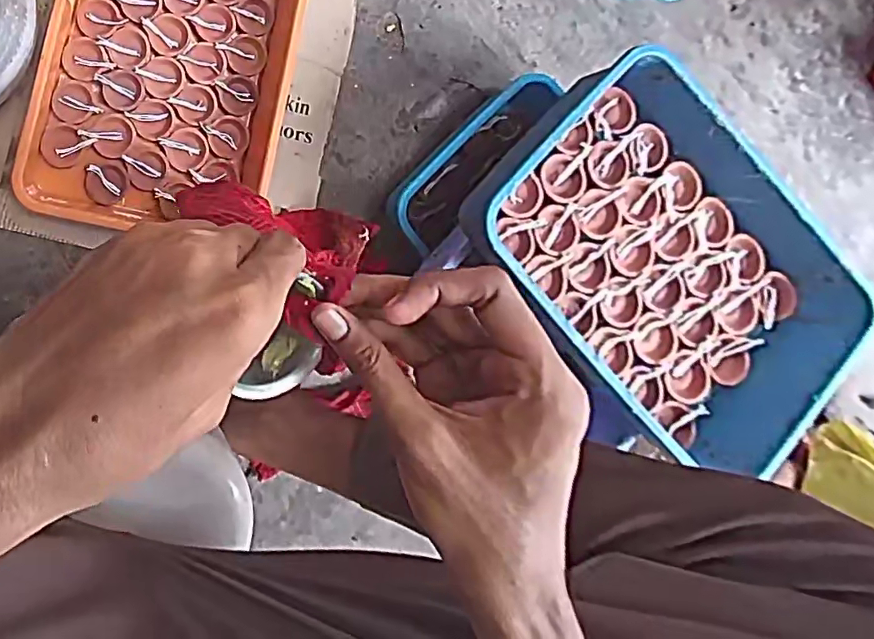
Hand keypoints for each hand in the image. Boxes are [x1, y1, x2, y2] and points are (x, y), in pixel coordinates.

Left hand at [0, 220, 304, 507]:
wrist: (28, 415)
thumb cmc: (112, 434)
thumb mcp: (205, 410)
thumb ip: (235, 350)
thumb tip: (235, 328)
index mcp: (239, 307)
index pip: (285, 252)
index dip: (282, 270)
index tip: (272, 286)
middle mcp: (200, 260)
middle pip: (245, 237)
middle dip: (241, 268)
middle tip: (220, 306)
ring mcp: (153, 243)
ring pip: (201, 233)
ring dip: (200, 261)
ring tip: (174, 306)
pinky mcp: (114, 241)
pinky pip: (161, 239)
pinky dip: (164, 260)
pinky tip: (141, 299)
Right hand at [311, 268, 586, 637]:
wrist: (499, 585)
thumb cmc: (488, 530)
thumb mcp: (420, 438)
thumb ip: (372, 368)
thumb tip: (333, 317)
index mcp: (540, 378)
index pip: (492, 293)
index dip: (436, 288)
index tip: (394, 306)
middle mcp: (521, 371)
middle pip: (453, 308)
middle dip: (395, 302)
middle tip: (346, 299)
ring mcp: (491, 382)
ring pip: (432, 328)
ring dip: (383, 322)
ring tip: (340, 318)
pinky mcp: (465, 393)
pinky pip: (423, 354)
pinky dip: (387, 347)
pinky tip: (354, 341)